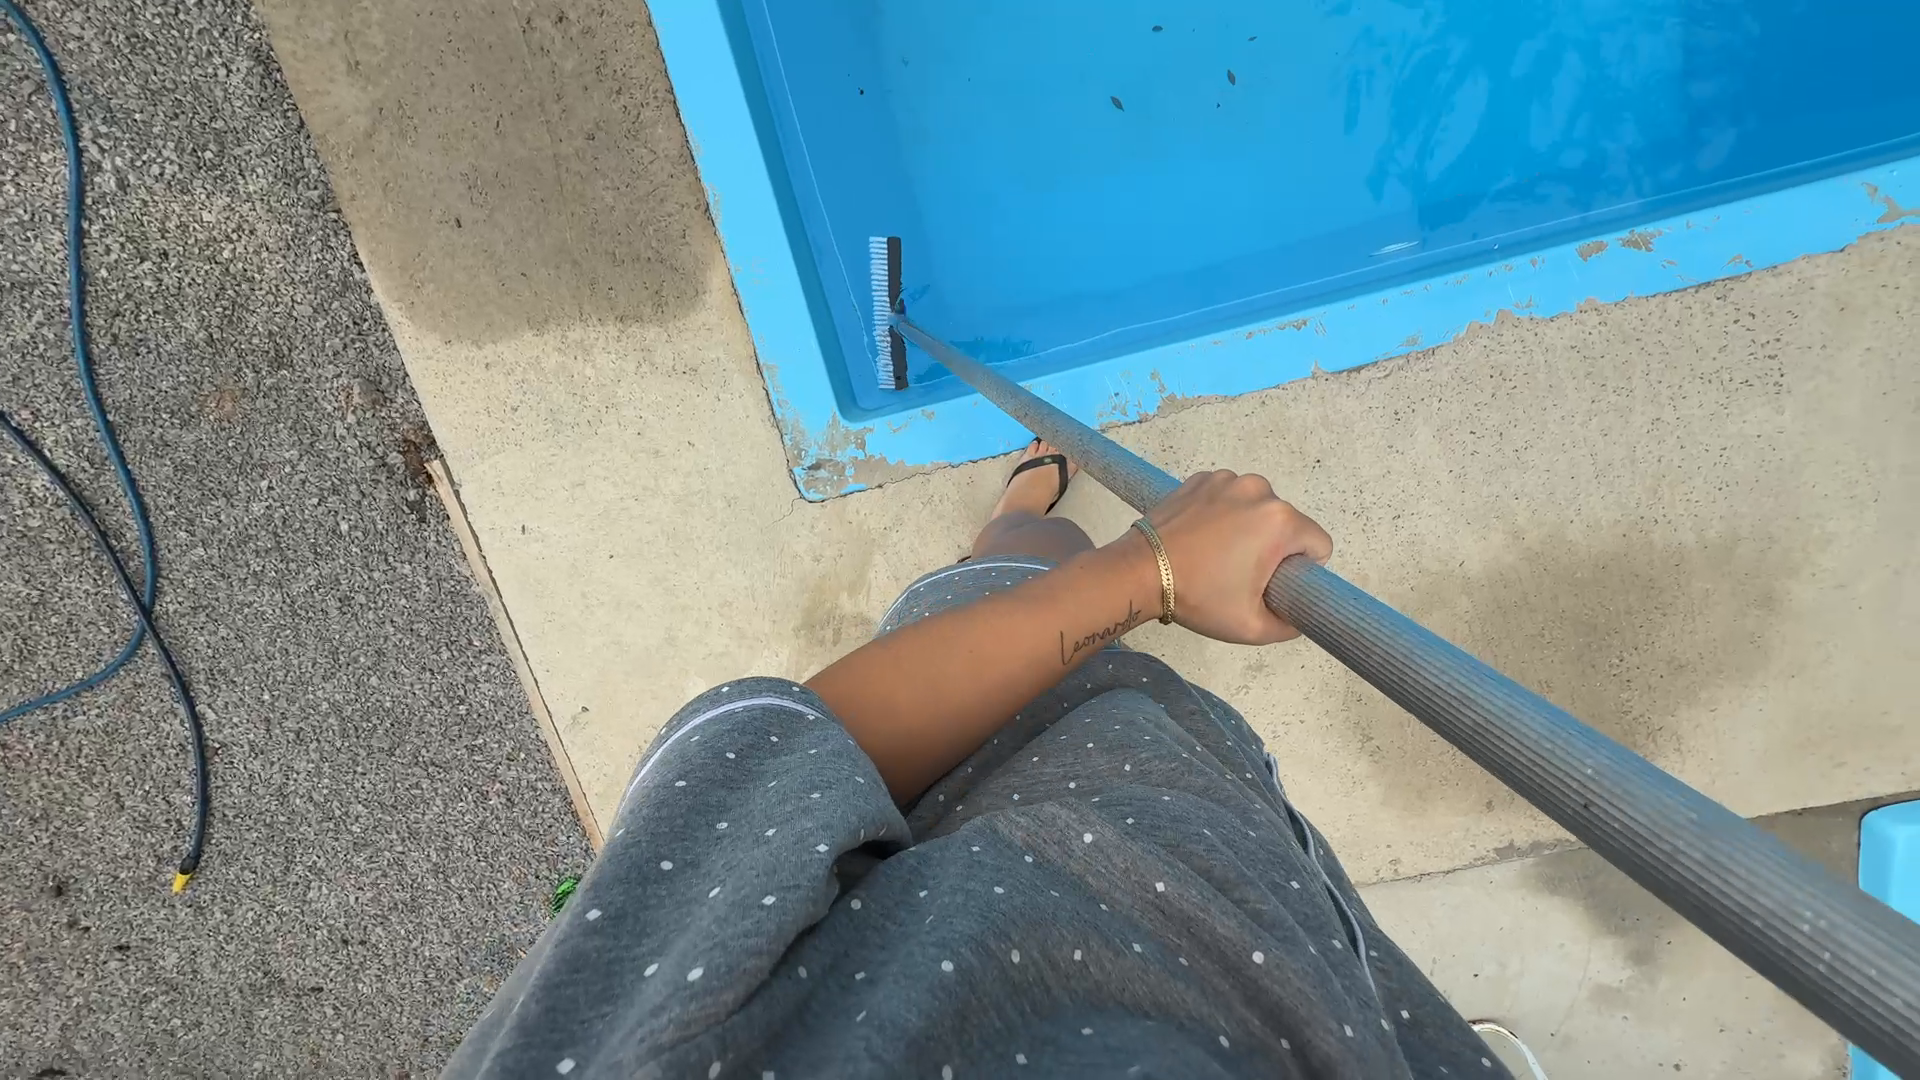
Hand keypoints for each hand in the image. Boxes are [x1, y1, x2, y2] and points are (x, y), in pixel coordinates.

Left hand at [1142, 470, 1332, 644]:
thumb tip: (1300, 615)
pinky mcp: (1199, 479)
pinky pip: (1227, 496)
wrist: (1139, 572)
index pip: (1318, 545)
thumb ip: (1290, 625)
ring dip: (1246, 527)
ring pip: (1256, 507)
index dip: (1301, 569)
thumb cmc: (1197, 597)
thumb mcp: (1252, 627)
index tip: (1270, 582)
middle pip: (1286, 524)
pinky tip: (1200, 535)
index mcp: (1280, 520)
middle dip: (1271, 547)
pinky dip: (1221, 512)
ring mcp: (1225, 479)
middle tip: (1236, 571)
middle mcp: (1258, 489)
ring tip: (1215, 553)